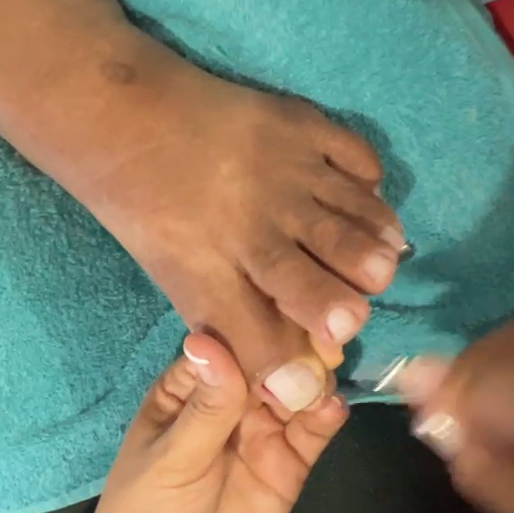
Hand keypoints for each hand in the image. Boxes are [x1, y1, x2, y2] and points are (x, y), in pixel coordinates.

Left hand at [68, 333, 347, 512]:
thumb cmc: (146, 510)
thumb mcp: (171, 457)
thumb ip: (205, 408)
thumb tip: (210, 340)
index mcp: (192, 383)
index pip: (230, 341)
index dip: (257, 324)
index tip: (286, 307)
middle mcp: (233, 395)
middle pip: (272, 359)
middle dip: (295, 348)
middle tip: (322, 339)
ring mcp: (264, 427)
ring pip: (299, 389)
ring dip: (315, 379)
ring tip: (326, 375)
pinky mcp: (290, 461)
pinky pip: (314, 432)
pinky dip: (327, 417)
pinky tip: (333, 408)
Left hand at [69, 61, 403, 410]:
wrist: (130, 121)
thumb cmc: (149, 213)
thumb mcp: (175, 278)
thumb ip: (229, 322)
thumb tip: (289, 377)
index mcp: (208, 273)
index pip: (257, 336)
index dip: (287, 370)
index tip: (308, 391)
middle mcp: (250, 228)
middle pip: (311, 280)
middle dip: (339, 308)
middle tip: (352, 317)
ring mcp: (282, 171)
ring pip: (352, 219)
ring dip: (375, 245)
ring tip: (383, 263)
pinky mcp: (300, 125)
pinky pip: (357, 157)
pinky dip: (370, 184)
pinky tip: (368, 199)